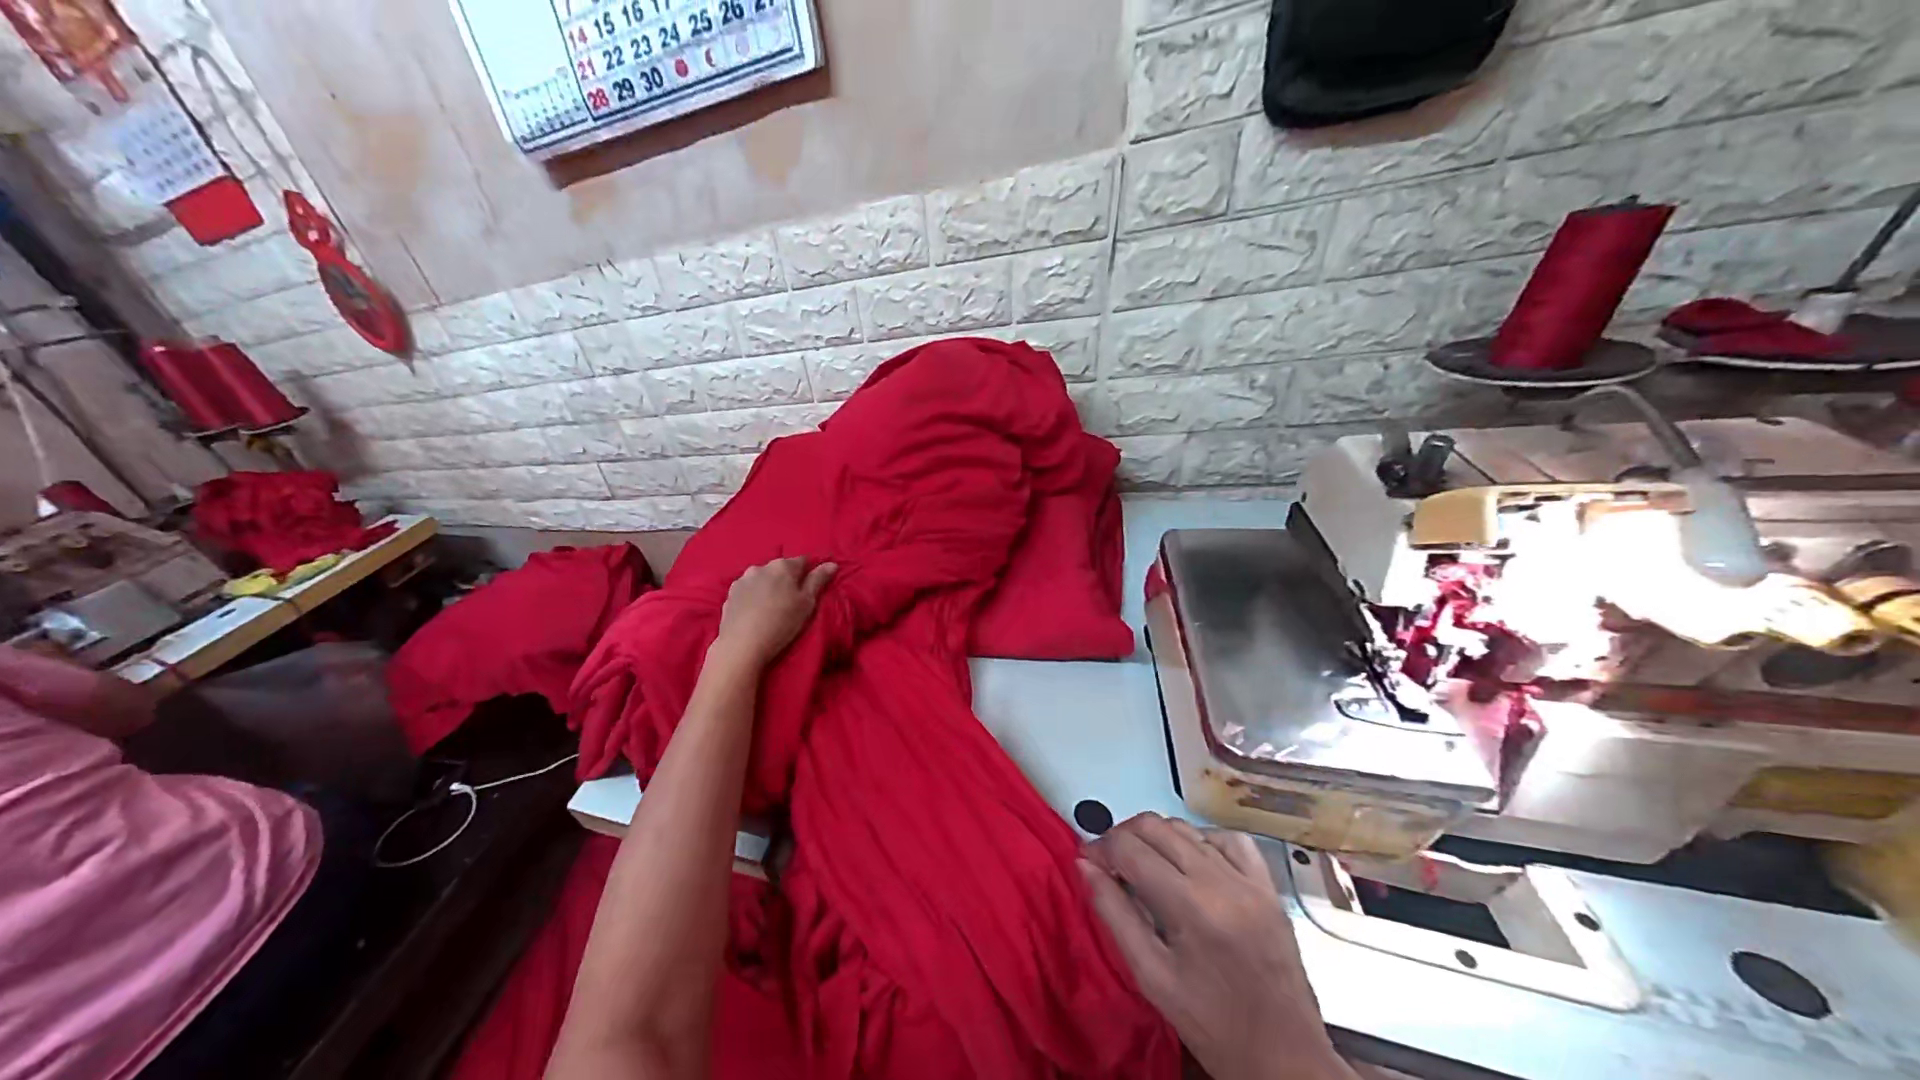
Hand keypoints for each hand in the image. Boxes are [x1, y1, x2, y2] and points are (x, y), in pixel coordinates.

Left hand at [710, 557, 836, 669]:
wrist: (743, 644)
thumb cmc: (782, 623)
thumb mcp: (807, 603)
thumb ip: (818, 580)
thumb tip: (832, 563)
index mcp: (783, 566)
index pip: (803, 561)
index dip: (808, 573)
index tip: (809, 589)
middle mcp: (761, 567)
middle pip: (780, 569)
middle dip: (786, 580)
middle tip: (790, 601)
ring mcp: (742, 579)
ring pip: (762, 579)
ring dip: (768, 587)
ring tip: (770, 608)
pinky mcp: (730, 594)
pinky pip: (747, 591)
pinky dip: (753, 597)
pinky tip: (755, 613)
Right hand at [1080, 813, 1353, 1079]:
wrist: (1285, 1057)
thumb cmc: (1212, 1025)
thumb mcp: (1151, 976)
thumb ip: (1114, 913)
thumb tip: (1084, 865)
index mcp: (1191, 906)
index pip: (1130, 848)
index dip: (1100, 848)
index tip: (1088, 862)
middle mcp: (1222, 881)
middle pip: (1156, 827)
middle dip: (1123, 837)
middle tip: (1110, 863)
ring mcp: (1251, 880)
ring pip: (1188, 828)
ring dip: (1157, 838)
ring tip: (1144, 866)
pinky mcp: (1269, 887)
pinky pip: (1230, 840)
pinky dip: (1201, 840)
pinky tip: (1191, 861)